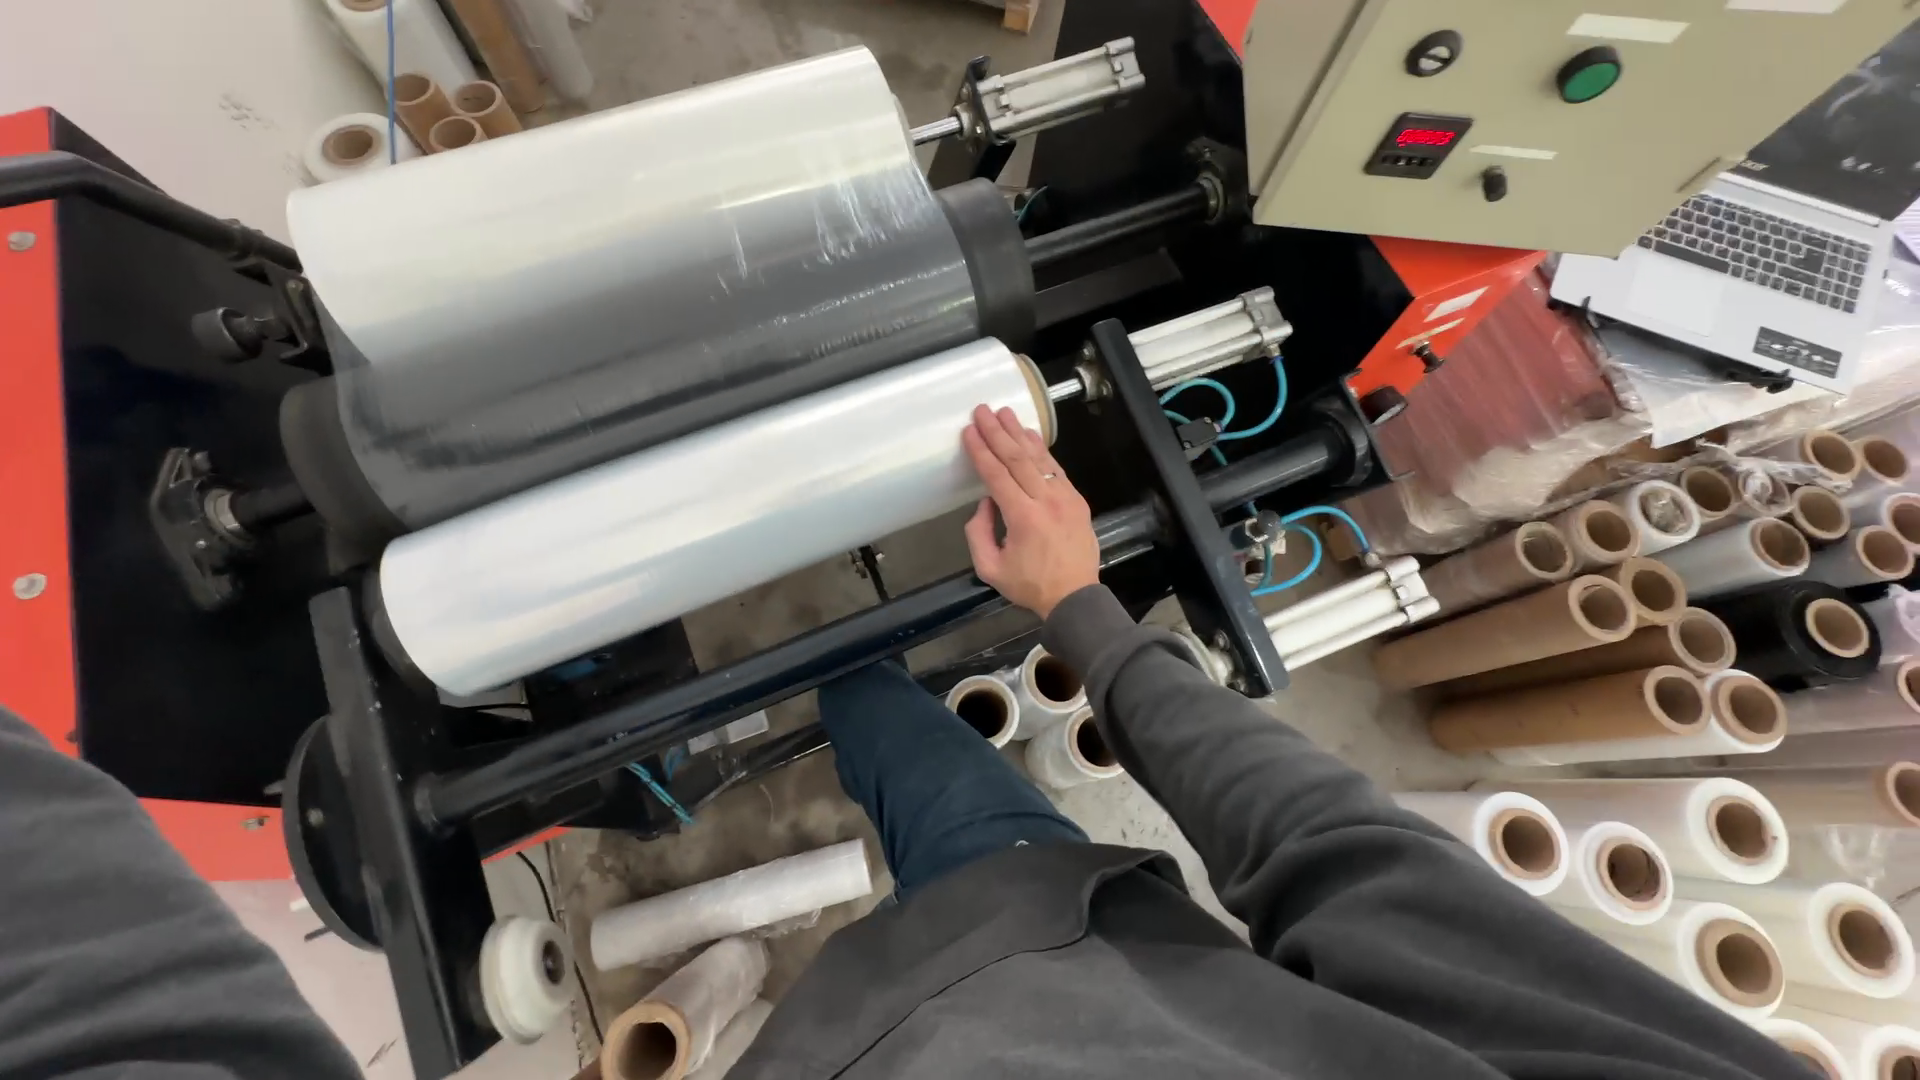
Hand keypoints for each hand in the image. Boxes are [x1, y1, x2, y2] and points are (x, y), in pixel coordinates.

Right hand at [960, 405, 1100, 618]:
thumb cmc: (1030, 585)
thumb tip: (984, 502)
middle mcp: (1046, 501)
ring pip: (1040, 458)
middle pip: (1018, 459)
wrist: (1075, 597)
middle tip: (982, 410)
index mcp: (1023, 518)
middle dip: (997, 433)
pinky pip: (1056, 468)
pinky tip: (1029, 436)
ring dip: (1020, 434)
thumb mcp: (990, 568)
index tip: (969, 431)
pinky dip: (1041, 450)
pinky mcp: (1077, 500)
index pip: (997, 476)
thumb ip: (977, 533)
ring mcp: (1066, 498)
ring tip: (1004, 413)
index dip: (981, 451)